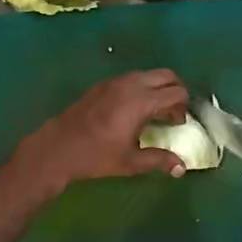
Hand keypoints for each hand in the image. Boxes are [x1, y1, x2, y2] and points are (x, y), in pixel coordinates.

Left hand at [15, 70, 190, 193]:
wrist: (58, 148)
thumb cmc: (96, 156)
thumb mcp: (131, 162)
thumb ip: (159, 160)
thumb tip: (182, 168)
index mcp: (141, 102)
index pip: (176, 93)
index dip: (183, 107)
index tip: (178, 124)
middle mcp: (131, 85)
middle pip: (167, 75)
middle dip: (175, 91)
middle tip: (172, 113)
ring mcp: (115, 82)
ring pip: (148, 74)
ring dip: (158, 88)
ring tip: (154, 112)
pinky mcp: (103, 84)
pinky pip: (132, 78)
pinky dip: (142, 87)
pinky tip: (133, 110)